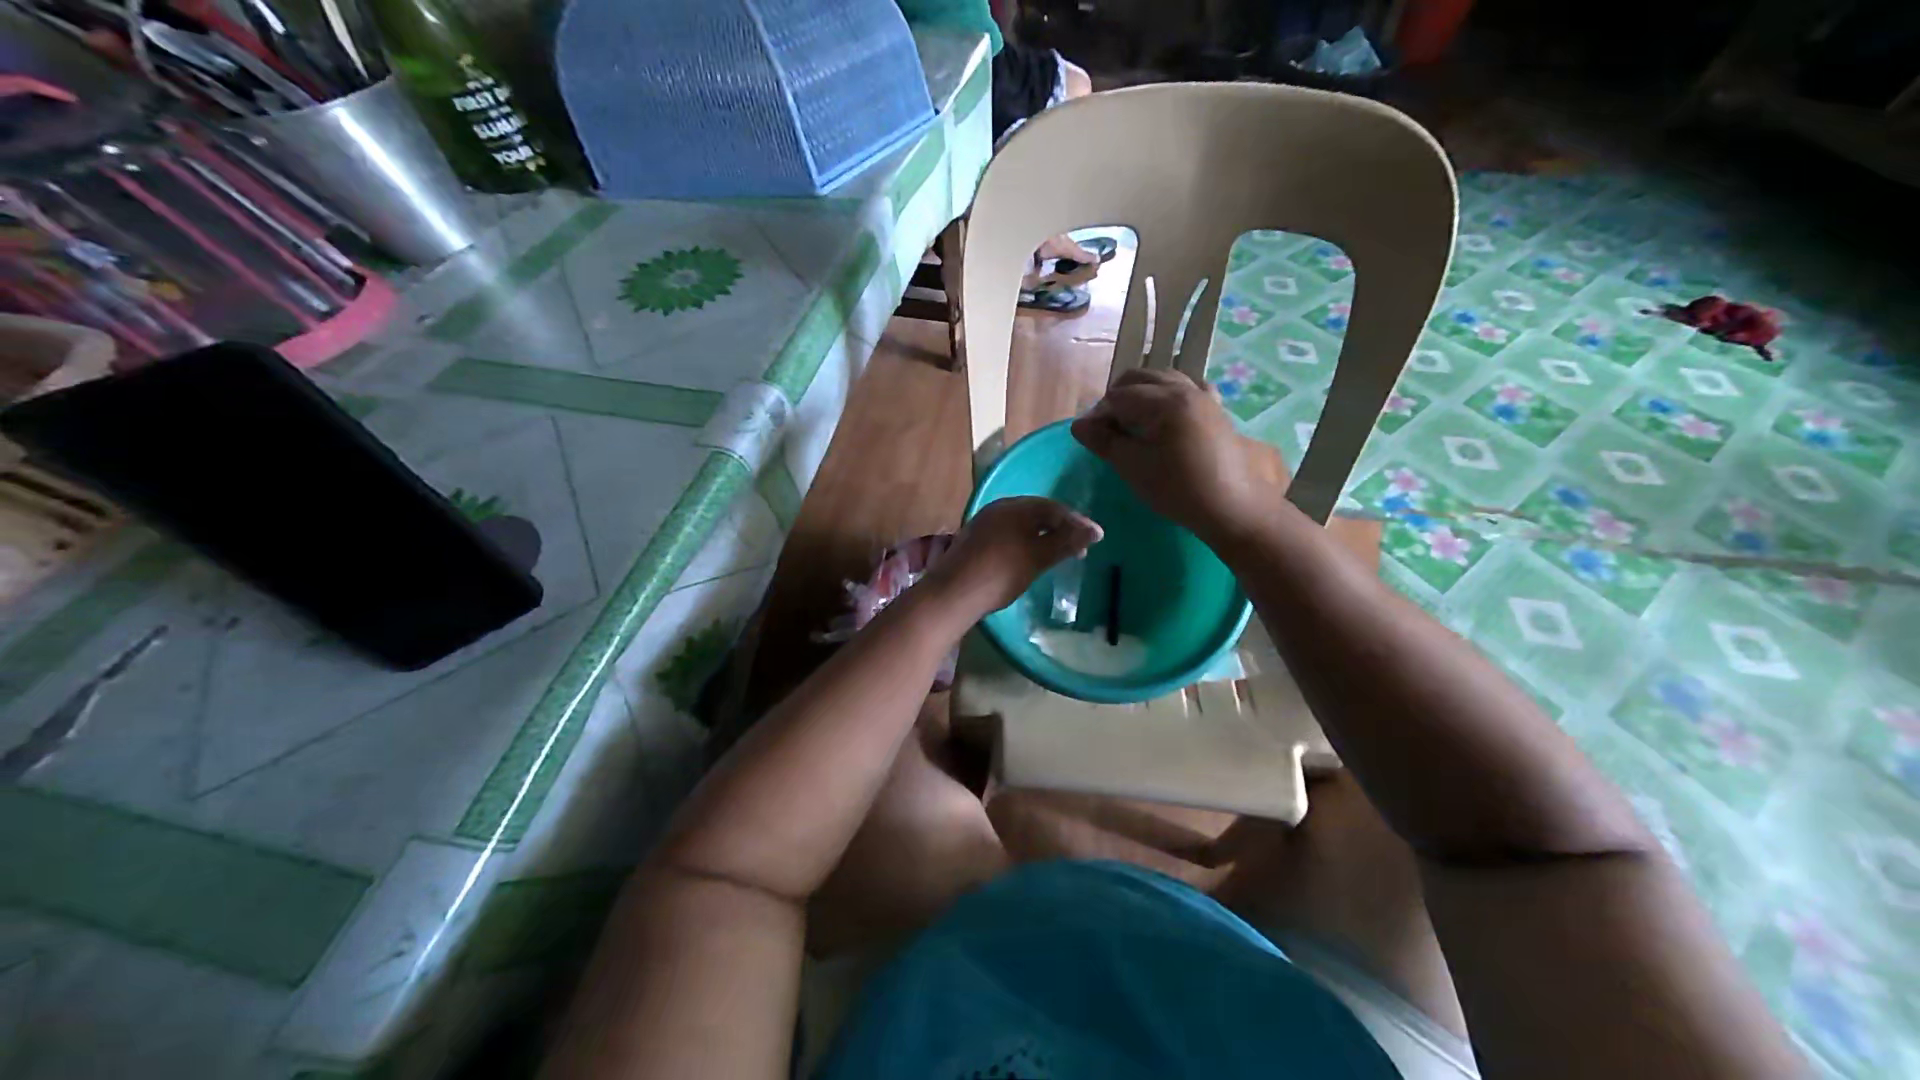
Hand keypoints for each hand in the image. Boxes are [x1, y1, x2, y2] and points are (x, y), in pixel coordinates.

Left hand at [927, 496, 1102, 617]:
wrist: (952, 594)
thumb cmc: (1000, 573)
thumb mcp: (1038, 557)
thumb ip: (1066, 542)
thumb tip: (1095, 530)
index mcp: (1014, 507)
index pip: (1053, 507)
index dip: (1076, 522)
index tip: (1094, 538)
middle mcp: (998, 509)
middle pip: (1036, 513)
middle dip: (1060, 529)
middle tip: (1078, 547)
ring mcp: (983, 524)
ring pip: (1021, 525)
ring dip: (1042, 537)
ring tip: (1057, 555)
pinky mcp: (974, 541)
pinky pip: (1008, 535)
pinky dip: (1025, 543)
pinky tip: (1029, 559)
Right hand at [1070, 369, 1288, 546]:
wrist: (1233, 507)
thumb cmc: (1179, 489)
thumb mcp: (1134, 467)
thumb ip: (1105, 442)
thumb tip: (1078, 425)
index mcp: (1164, 400)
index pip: (1119, 396)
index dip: (1099, 414)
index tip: (1091, 437)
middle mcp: (1185, 389)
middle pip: (1141, 378)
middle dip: (1118, 397)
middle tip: (1107, 427)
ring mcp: (1204, 397)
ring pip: (1165, 378)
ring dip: (1143, 392)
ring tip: (1133, 421)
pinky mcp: (1216, 411)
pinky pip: (1188, 389)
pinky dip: (1170, 394)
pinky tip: (1167, 414)